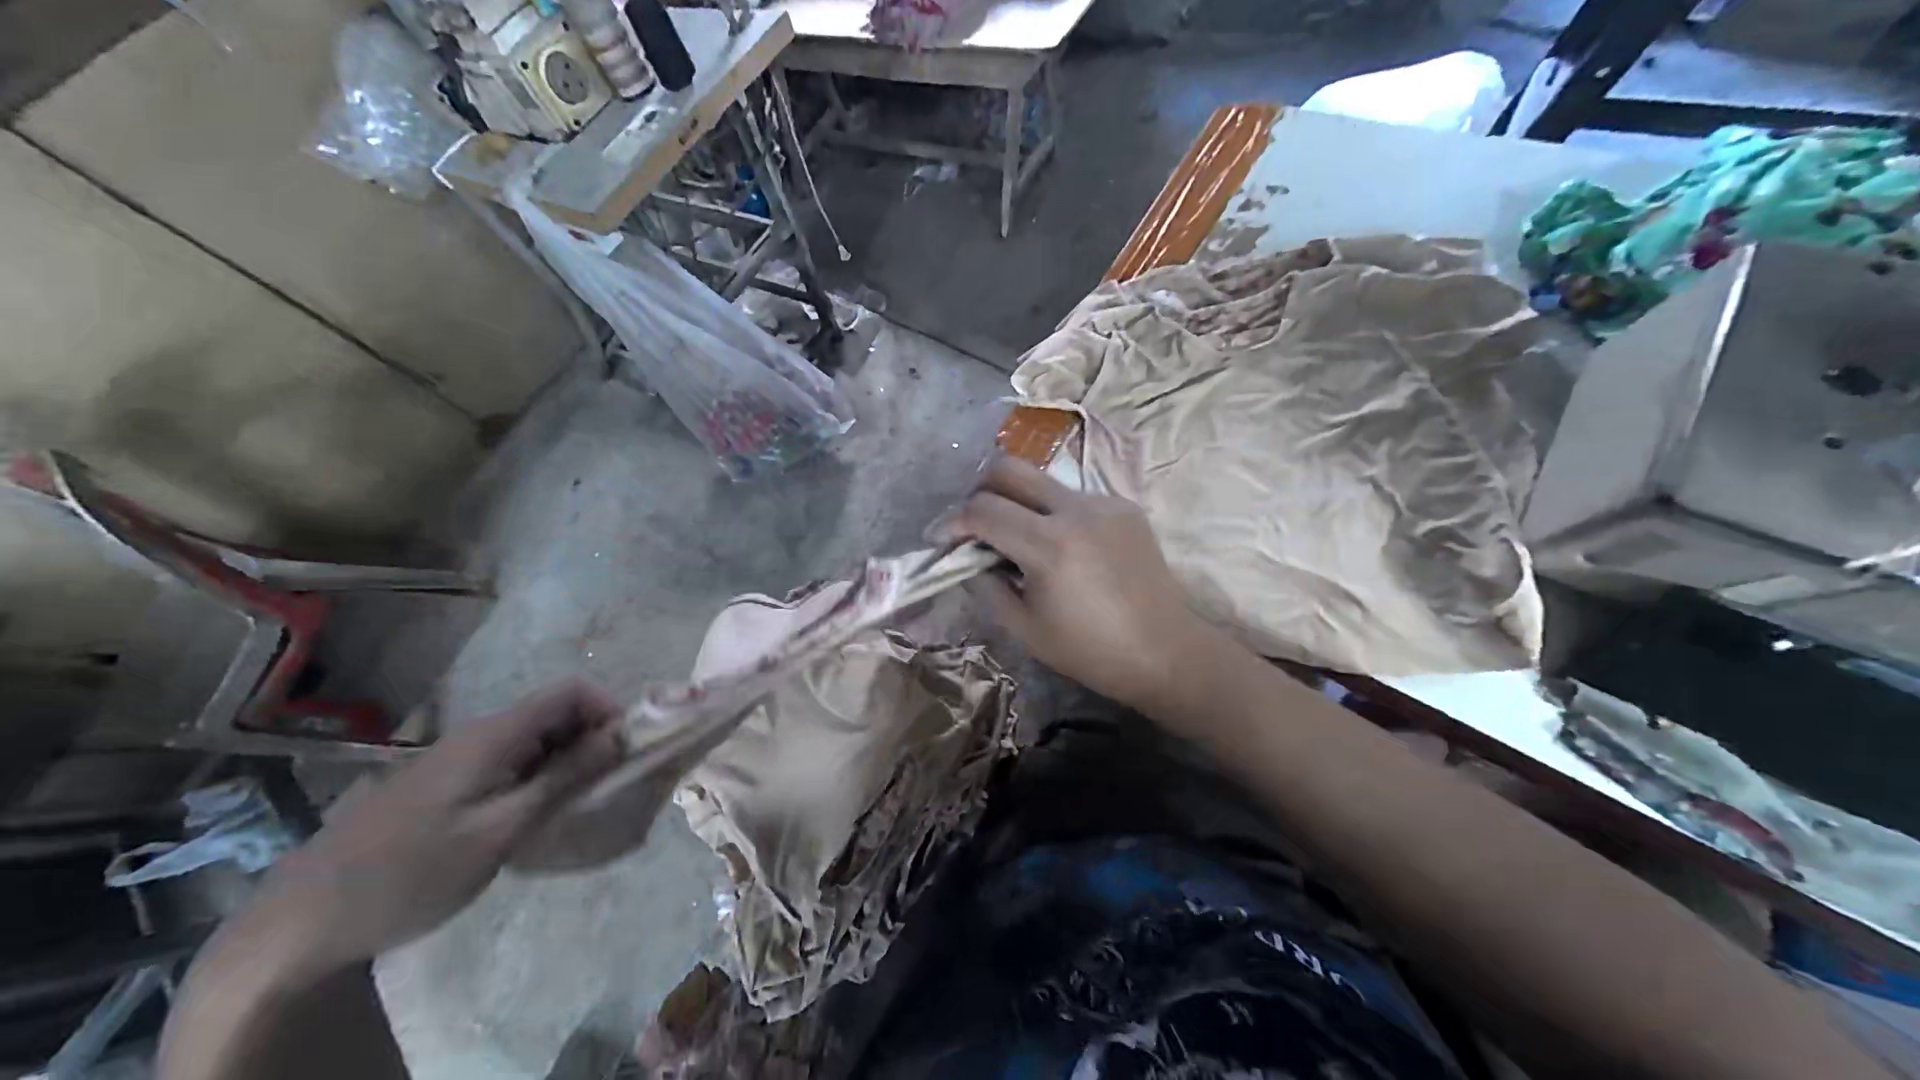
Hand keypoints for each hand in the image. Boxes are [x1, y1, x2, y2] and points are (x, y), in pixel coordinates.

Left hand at [244, 680, 626, 974]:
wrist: (304, 920)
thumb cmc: (412, 872)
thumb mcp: (500, 830)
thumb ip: (563, 779)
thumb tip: (619, 737)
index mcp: (494, 736)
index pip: (571, 691)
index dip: (608, 710)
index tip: (626, 753)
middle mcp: (480, 735)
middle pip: (556, 713)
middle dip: (593, 739)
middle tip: (608, 786)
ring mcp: (462, 759)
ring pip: (537, 740)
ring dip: (569, 762)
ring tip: (578, 806)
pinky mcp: (450, 784)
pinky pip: (513, 763)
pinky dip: (541, 779)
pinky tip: (537, 818)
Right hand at [937, 456, 1225, 715]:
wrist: (1166, 651)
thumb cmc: (1091, 651)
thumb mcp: (1025, 629)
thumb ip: (987, 585)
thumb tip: (970, 559)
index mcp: (1049, 546)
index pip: (983, 510)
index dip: (952, 522)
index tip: (940, 540)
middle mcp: (1076, 510)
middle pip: (1009, 468)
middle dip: (978, 490)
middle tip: (972, 522)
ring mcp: (1105, 503)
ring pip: (1042, 482)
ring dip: (1018, 503)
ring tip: (1018, 541)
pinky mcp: (1124, 507)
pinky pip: (1073, 498)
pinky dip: (1053, 515)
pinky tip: (1060, 548)